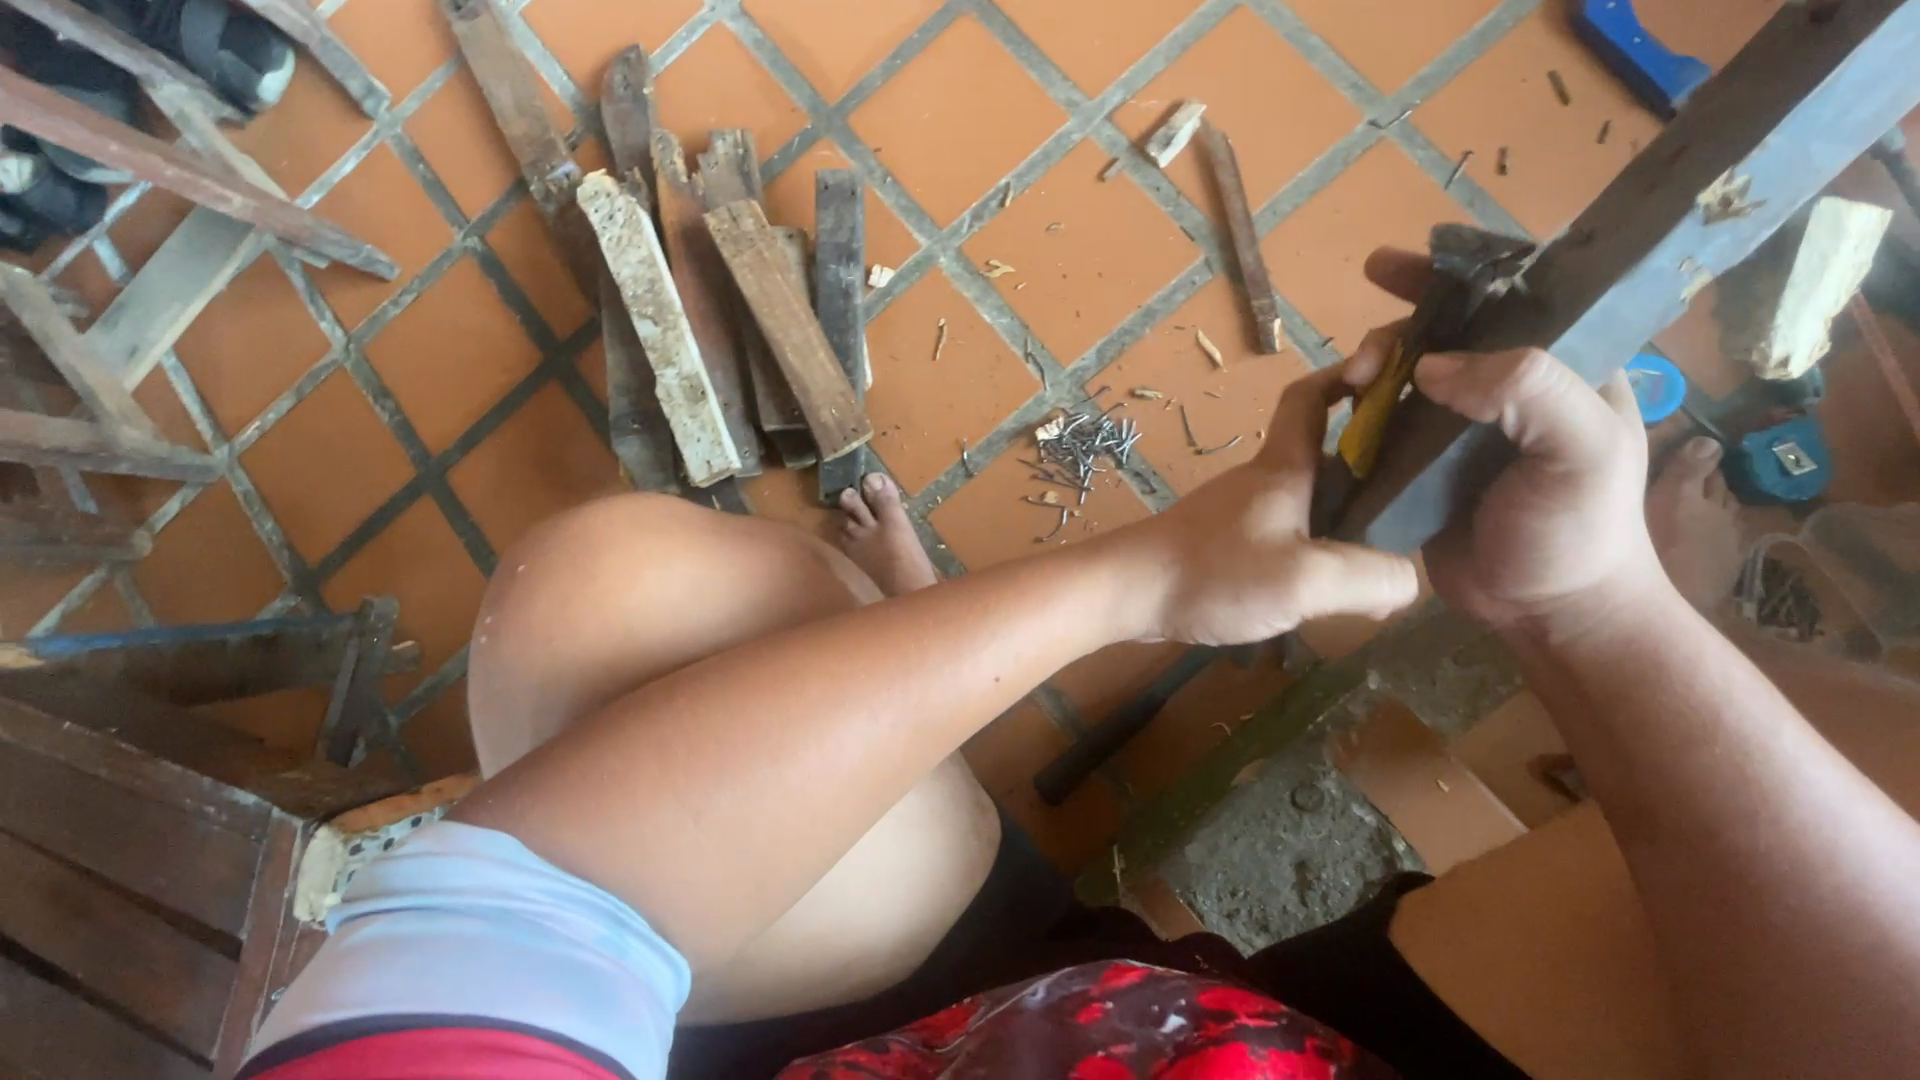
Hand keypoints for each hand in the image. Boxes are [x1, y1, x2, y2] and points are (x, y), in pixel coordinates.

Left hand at [1109, 363, 1420, 645]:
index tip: (1388, 368)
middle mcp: (1259, 482)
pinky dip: (1309, 546)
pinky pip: (1278, 534)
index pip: (1312, 399)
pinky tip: (1324, 586)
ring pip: (1301, 501)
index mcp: (1282, 469)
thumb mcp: (1305, 579)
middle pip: (1320, 454)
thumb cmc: (1213, 572)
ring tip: (1382, 553)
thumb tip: (1408, 579)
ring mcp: (1235, 514)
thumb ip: (1368, 575)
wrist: (1125, 592)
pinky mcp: (1219, 544)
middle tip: (1417, 493)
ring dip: (1340, 514)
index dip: (1348, 374)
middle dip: (1366, 461)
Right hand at [1359, 249, 1668, 636]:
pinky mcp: (1420, 468)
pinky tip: (1336, 412)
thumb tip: (1431, 366)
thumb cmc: (1578, 531)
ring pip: (1406, 377)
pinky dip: (1356, 413)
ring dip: (1370, 370)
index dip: (1455, 275)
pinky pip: (1383, 425)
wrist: (1545, 613)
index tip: (1396, 266)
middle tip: (1363, 357)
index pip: (1512, 299)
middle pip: (1445, 334)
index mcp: (1562, 371)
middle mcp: (1508, 391)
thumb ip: (1526, 389)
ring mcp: (1459, 430)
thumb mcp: (1580, 452)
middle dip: (1397, 329)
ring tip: (1347, 384)